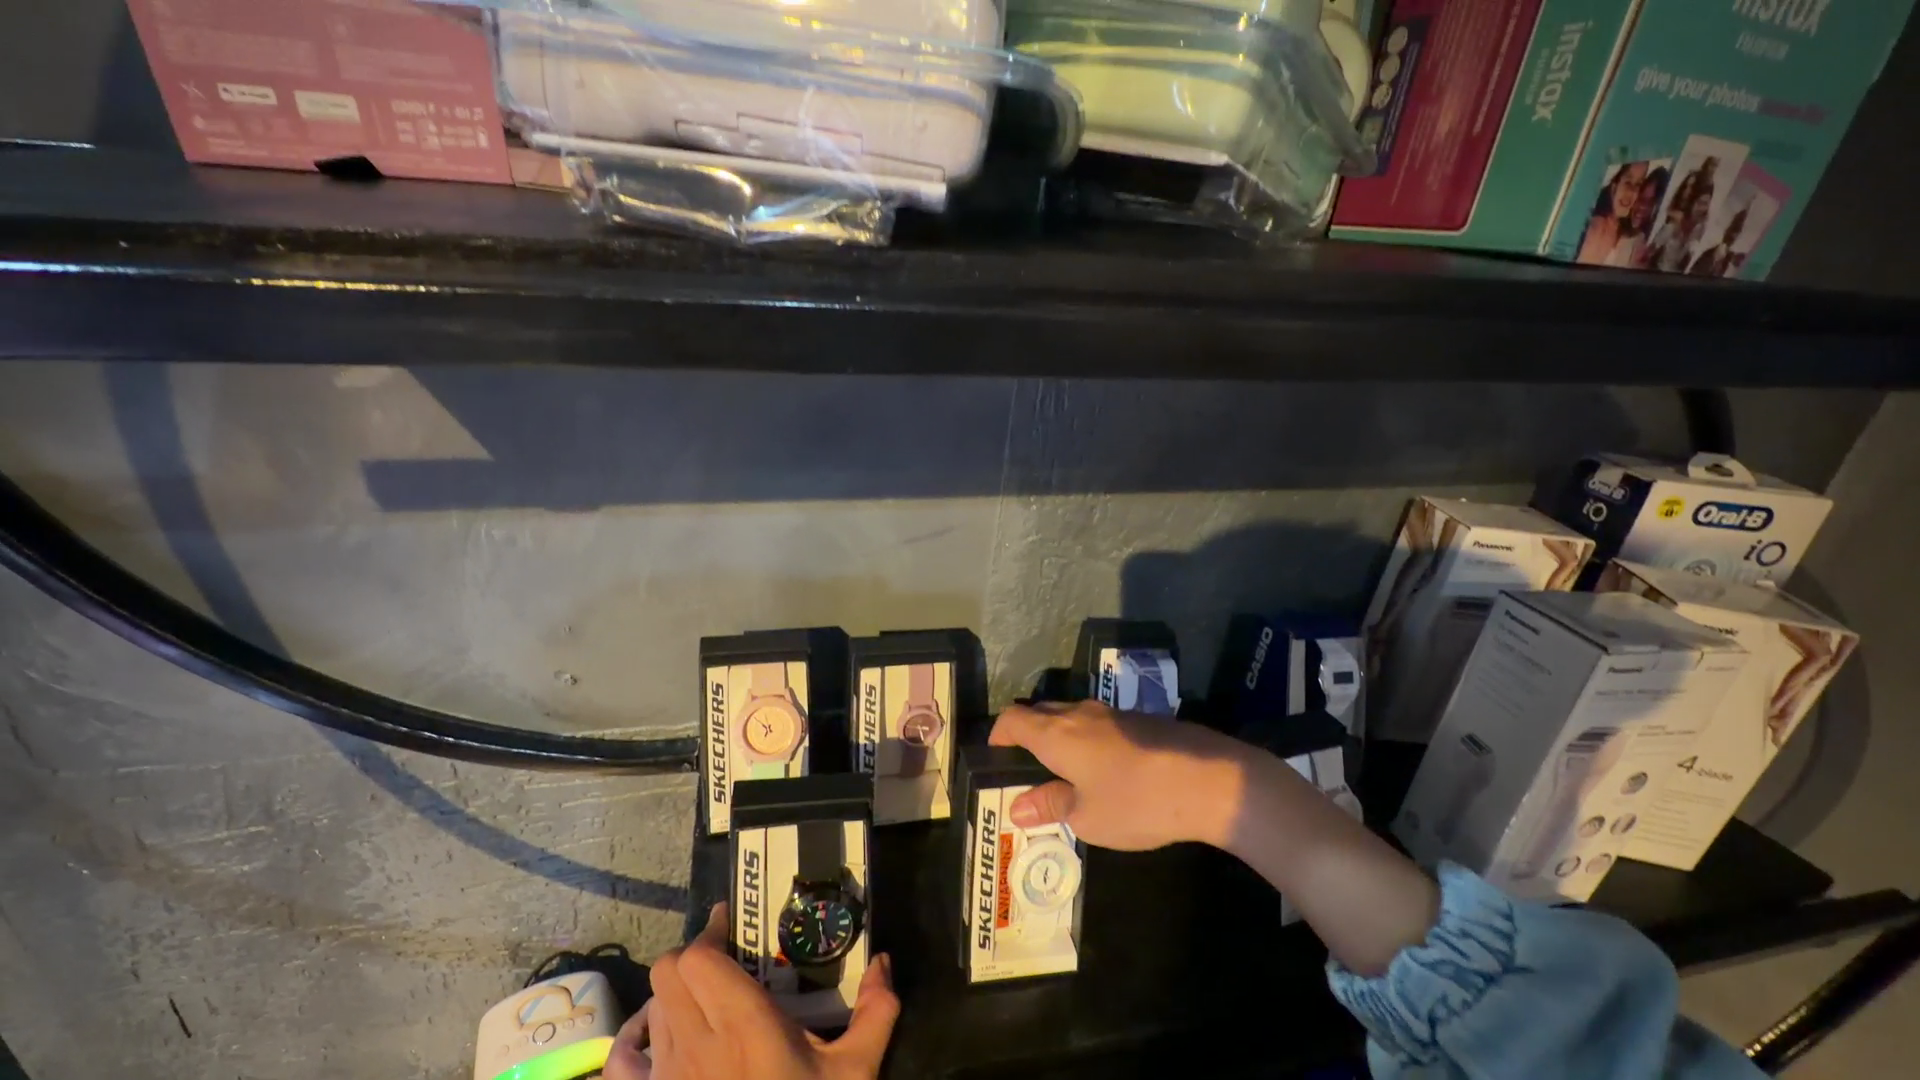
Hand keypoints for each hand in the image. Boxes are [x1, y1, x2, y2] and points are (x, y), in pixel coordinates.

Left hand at [603, 904, 898, 1079]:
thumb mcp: (853, 1072)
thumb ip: (875, 1013)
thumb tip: (884, 961)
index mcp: (745, 1027)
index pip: (699, 959)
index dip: (709, 932)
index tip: (728, 922)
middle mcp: (697, 1045)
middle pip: (668, 972)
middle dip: (692, 954)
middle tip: (722, 956)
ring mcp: (667, 1078)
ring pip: (652, 1006)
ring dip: (674, 991)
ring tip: (704, 996)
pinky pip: (622, 1061)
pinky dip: (635, 1038)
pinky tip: (657, 1036)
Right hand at [988, 701, 1249, 850]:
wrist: (1211, 781)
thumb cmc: (1137, 802)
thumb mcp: (1087, 816)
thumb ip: (1050, 806)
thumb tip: (1018, 808)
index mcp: (1057, 734)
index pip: (1012, 719)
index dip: (998, 734)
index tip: (997, 757)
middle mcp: (1080, 714)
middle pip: (1041, 712)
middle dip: (1028, 734)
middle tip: (1028, 769)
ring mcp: (1114, 713)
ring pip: (1073, 716)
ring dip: (1061, 736)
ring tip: (1066, 772)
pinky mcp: (1142, 719)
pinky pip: (1100, 724)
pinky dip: (1090, 740)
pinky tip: (1106, 771)